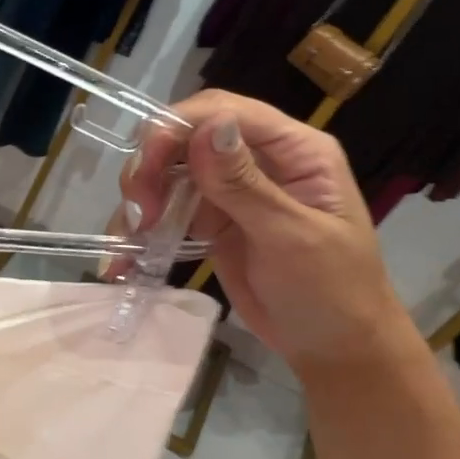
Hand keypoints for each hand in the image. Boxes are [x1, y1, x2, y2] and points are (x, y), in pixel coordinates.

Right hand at [117, 90, 415, 371]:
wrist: (334, 347)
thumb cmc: (331, 292)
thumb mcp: (291, 238)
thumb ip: (245, 184)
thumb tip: (209, 128)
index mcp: (294, 151)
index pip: (224, 112)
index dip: (176, 128)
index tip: (146, 169)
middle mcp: (259, 161)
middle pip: (185, 137)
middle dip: (150, 167)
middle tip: (139, 214)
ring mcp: (231, 190)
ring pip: (166, 171)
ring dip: (140, 199)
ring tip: (132, 239)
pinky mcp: (209, 220)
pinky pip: (164, 208)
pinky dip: (139, 228)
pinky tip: (124, 256)